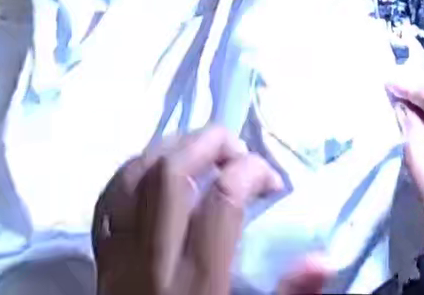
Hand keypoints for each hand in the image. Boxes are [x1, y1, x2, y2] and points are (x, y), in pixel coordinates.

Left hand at [93, 127, 328, 294]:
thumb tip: (324, 258)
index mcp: (198, 285)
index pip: (222, 198)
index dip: (253, 170)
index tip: (273, 184)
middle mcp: (152, 267)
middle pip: (170, 174)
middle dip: (211, 142)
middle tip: (239, 154)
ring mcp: (117, 267)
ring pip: (132, 179)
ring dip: (172, 149)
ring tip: (204, 155)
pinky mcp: (100, 271)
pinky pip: (107, 203)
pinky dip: (136, 173)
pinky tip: (162, 174)